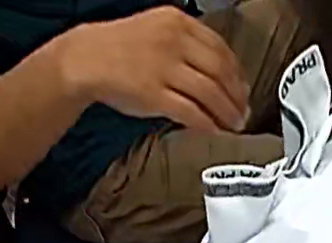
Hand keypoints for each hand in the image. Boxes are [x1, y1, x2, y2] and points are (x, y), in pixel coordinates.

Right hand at [56, 8, 247, 131]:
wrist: (87, 58)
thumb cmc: (124, 50)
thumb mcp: (159, 33)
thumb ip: (189, 48)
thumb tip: (222, 77)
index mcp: (177, 21)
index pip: (221, 49)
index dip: (238, 75)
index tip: (244, 92)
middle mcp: (172, 40)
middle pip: (221, 72)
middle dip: (237, 98)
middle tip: (244, 114)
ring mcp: (163, 67)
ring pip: (211, 94)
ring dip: (228, 114)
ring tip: (235, 126)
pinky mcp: (155, 93)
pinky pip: (192, 113)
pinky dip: (208, 125)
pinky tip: (215, 132)